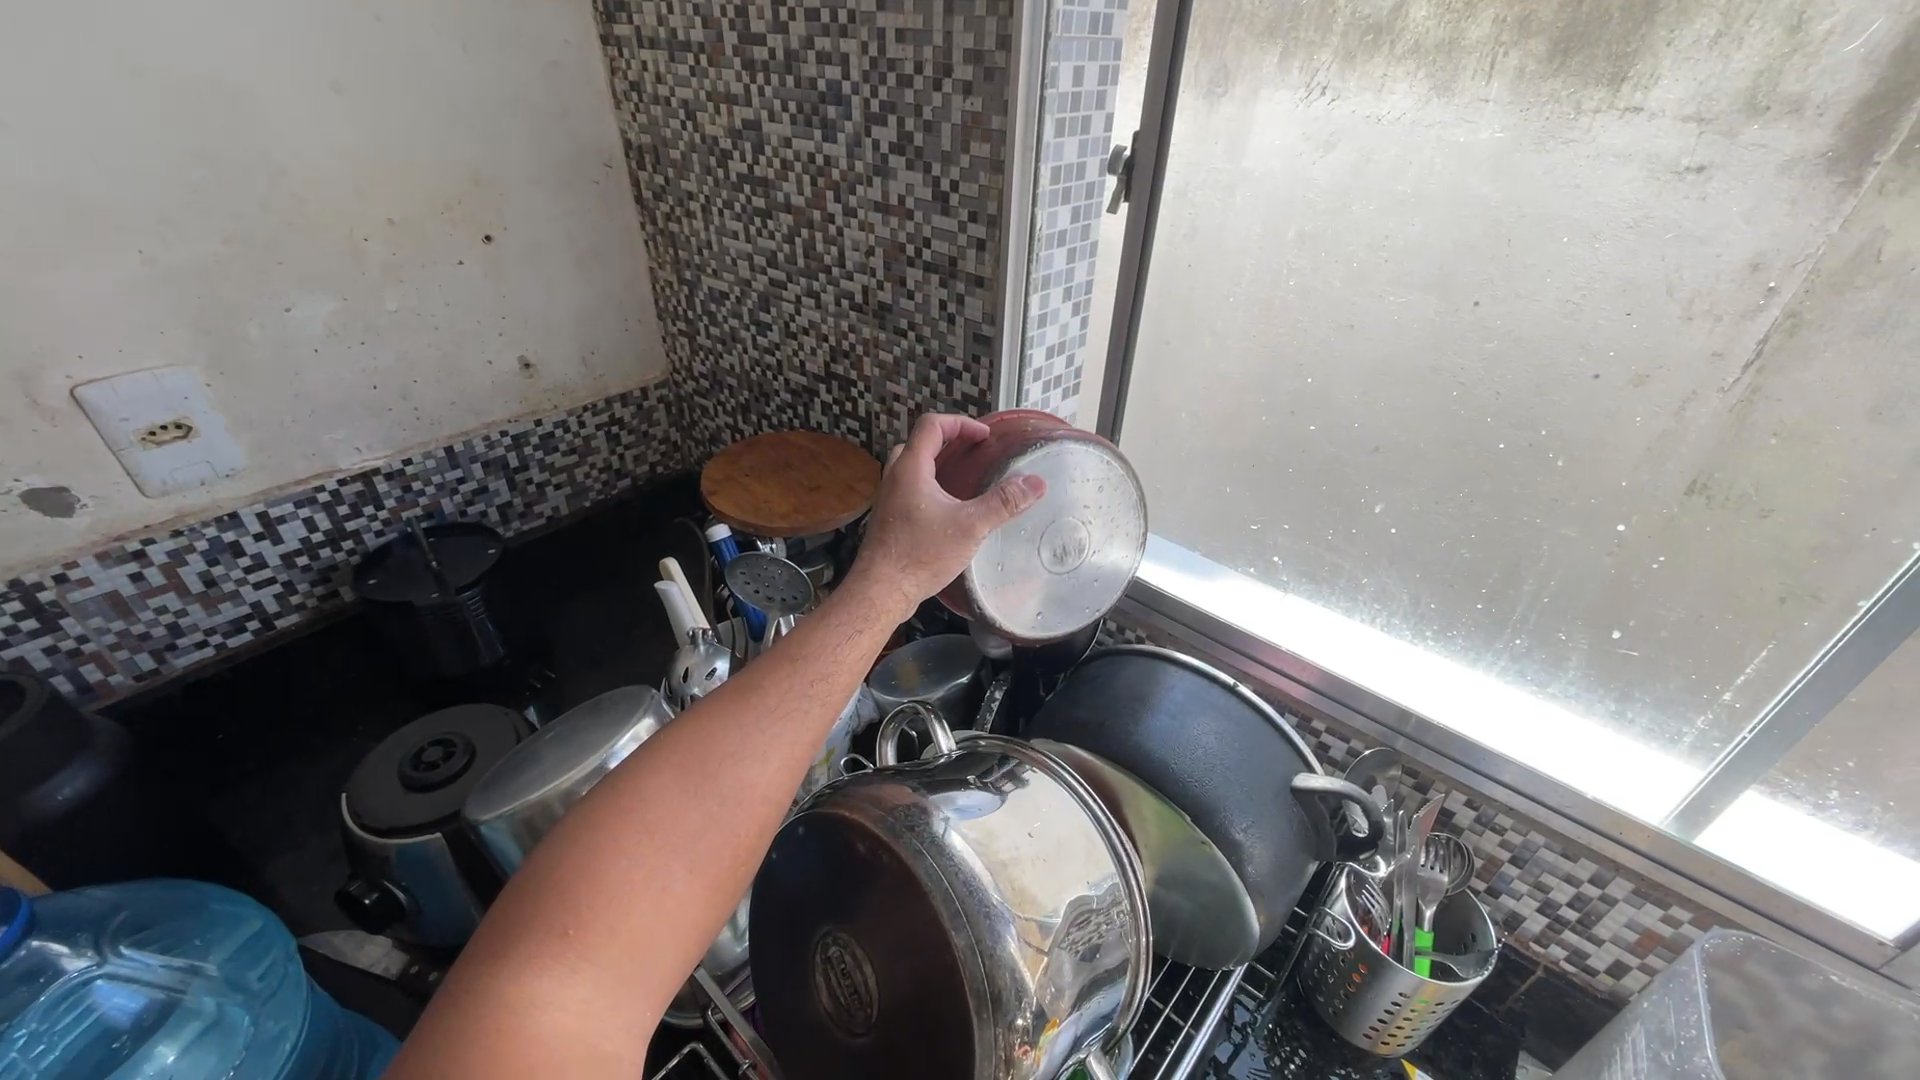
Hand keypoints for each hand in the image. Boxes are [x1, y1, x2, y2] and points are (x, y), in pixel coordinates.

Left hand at [848, 413, 1046, 622]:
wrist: (880, 590)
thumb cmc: (917, 557)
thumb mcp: (970, 527)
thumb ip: (1003, 503)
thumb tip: (1033, 484)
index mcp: (911, 469)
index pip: (931, 425)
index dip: (960, 423)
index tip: (982, 436)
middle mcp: (895, 478)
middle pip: (919, 443)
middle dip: (948, 441)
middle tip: (972, 452)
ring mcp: (889, 499)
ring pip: (912, 468)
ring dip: (937, 465)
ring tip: (964, 478)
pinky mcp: (890, 520)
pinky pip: (909, 491)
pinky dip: (929, 487)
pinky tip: (949, 510)